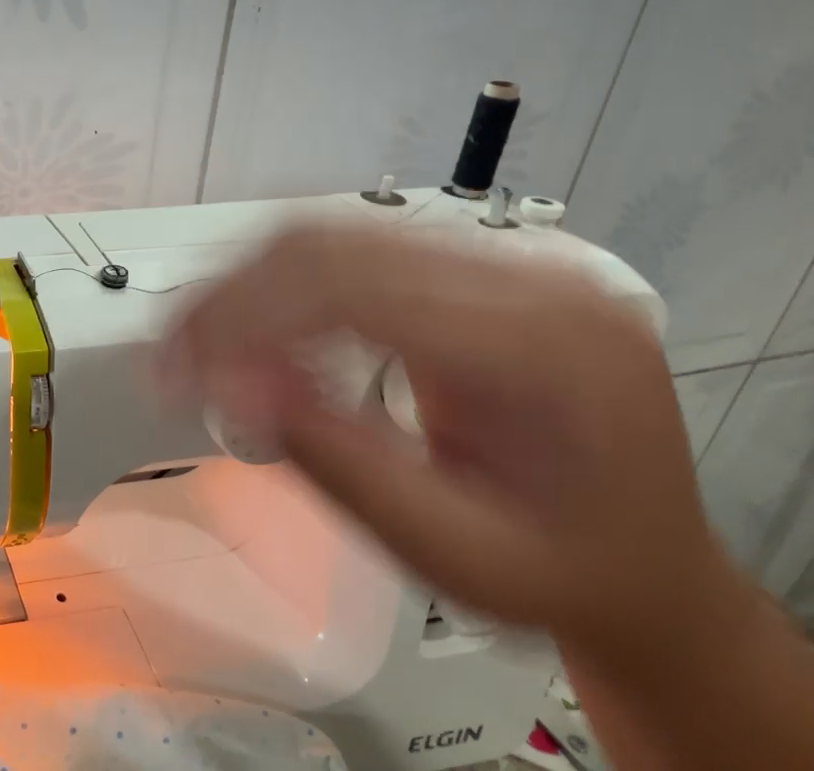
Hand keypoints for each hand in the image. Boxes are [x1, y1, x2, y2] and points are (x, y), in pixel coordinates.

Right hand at [158, 222, 731, 650]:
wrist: (645, 570)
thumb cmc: (562, 577)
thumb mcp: (453, 551)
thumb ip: (342, 464)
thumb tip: (234, 386)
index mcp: (547, 344)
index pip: (360, 288)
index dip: (247, 319)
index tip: (175, 371)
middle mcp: (530, 281)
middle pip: (337, 242)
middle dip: (231, 295)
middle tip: (167, 358)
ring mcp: (503, 270)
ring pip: (333, 235)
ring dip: (246, 285)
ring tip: (193, 345)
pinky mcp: (471, 279)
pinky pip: (352, 257)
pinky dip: (280, 289)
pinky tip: (249, 333)